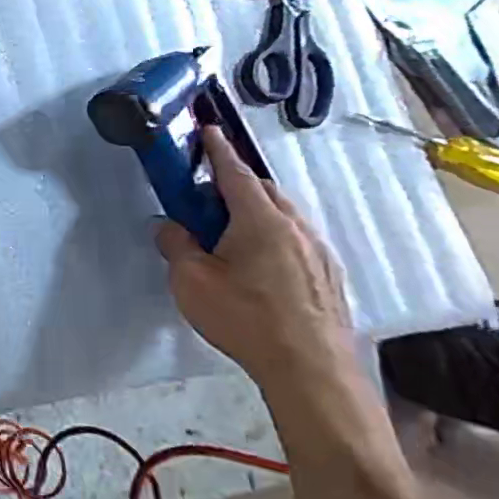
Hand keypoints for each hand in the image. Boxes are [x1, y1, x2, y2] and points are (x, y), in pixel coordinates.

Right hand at [155, 126, 355, 395]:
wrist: (311, 370)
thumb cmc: (246, 318)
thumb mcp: (192, 281)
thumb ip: (176, 246)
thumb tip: (169, 226)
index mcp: (259, 218)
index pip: (234, 171)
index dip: (217, 149)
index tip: (209, 129)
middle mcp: (294, 226)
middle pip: (263, 191)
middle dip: (236, 185)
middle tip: (208, 202)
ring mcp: (317, 251)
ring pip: (283, 217)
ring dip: (256, 215)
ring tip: (232, 240)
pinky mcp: (329, 277)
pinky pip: (296, 242)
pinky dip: (275, 239)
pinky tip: (261, 270)